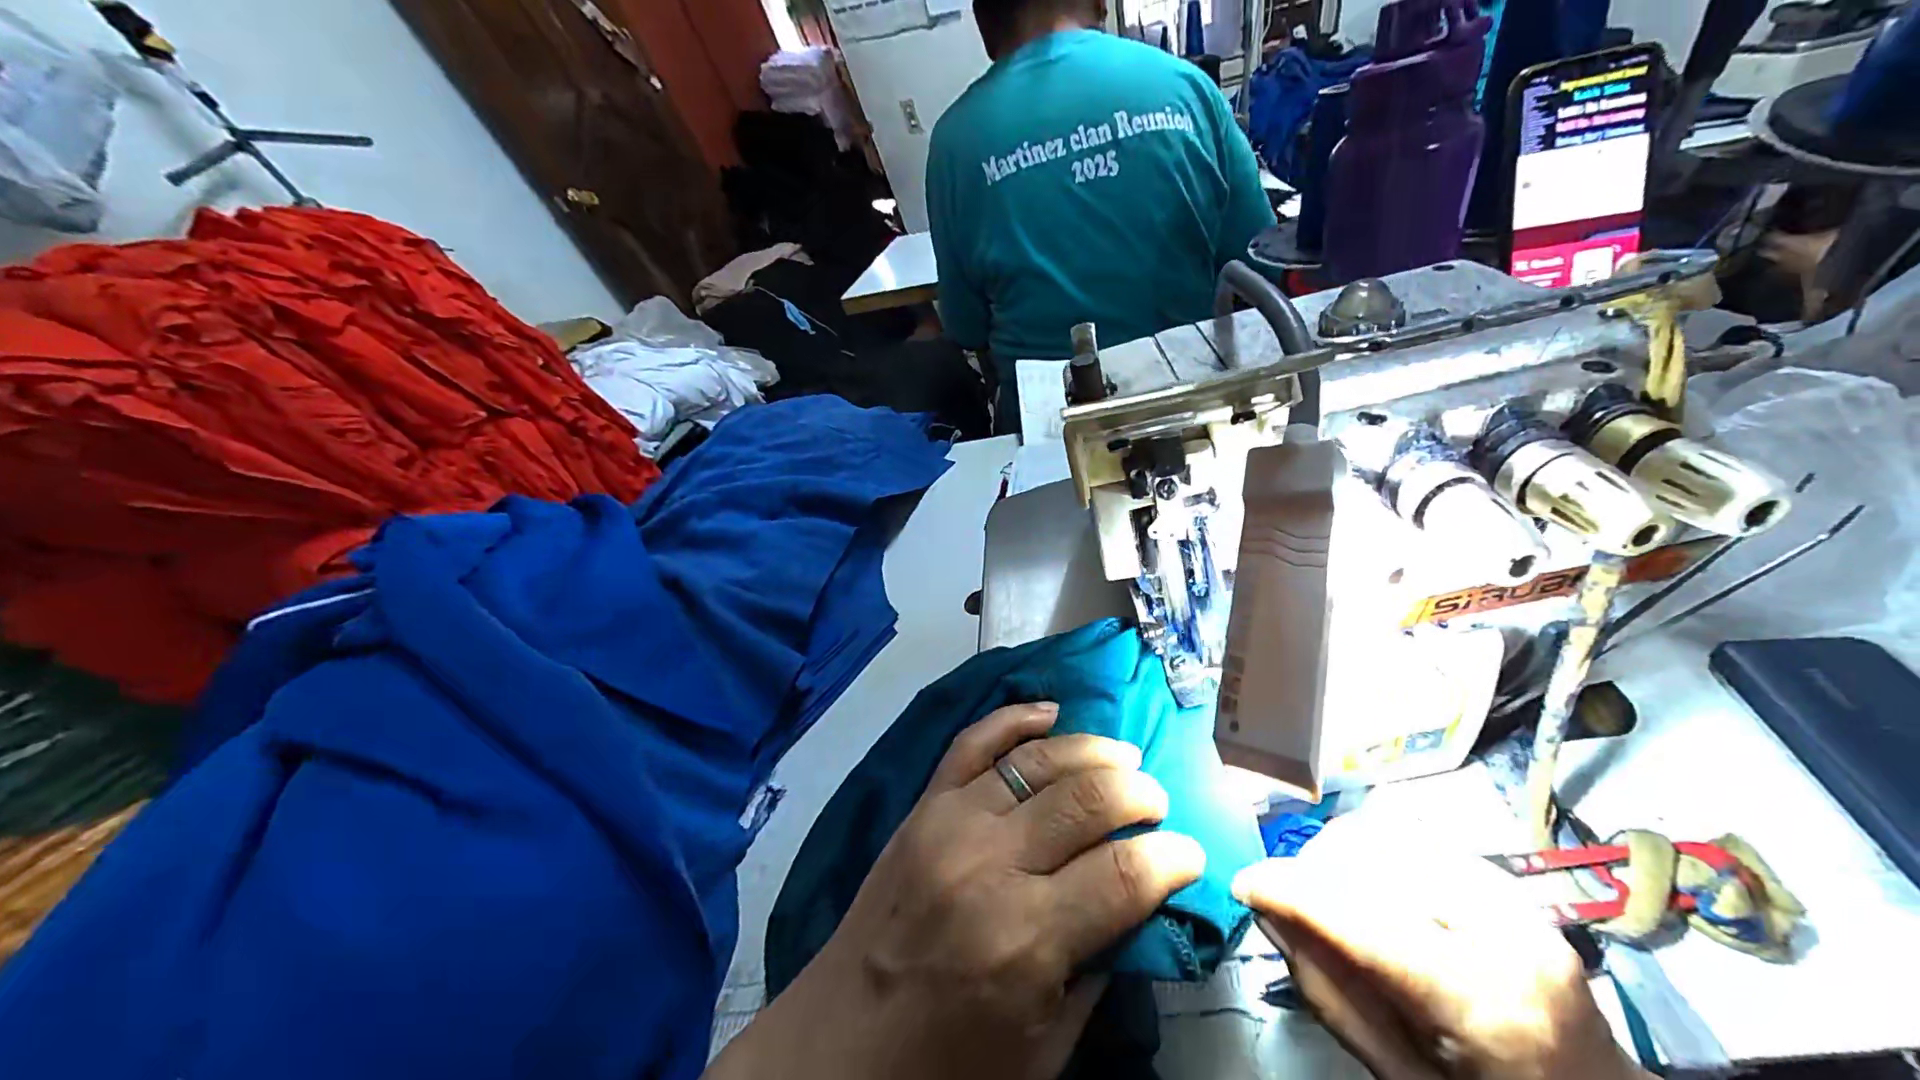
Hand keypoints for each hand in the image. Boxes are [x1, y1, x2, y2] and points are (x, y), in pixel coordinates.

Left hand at [708, 703, 1204, 1079]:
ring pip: (1036, 761)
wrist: (841, 1044)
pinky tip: (1050, 713)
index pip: (1126, 872)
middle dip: (1139, 795)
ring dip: (1091, 750)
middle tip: (1158, 804)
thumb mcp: (1046, 1046)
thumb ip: (1098, 966)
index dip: (1173, 857)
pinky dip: (1014, 719)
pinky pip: (972, 742)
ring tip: (1124, 757)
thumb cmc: (950, 1062)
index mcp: (1026, 938)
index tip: (1190, 853)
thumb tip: (1140, 898)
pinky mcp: (922, 806)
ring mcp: (949, 823)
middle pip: (1086, 801)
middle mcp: (989, 865)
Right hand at [1233, 845, 1649, 1079]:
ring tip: (1322, 889)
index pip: (1364, 922)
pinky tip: (1364, 882)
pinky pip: (1419, 839)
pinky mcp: (1513, 884)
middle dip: (1311, 869)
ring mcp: (1518, 901)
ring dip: (1338, 853)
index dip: (1291, 891)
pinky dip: (1373, 850)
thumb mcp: (1401, 1076)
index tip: (1244, 884)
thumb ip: (1331, 992)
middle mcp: (1507, 935)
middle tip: (1286, 898)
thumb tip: (1270, 912)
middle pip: (1374, 860)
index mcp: (1486, 1007)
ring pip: (1392, 835)